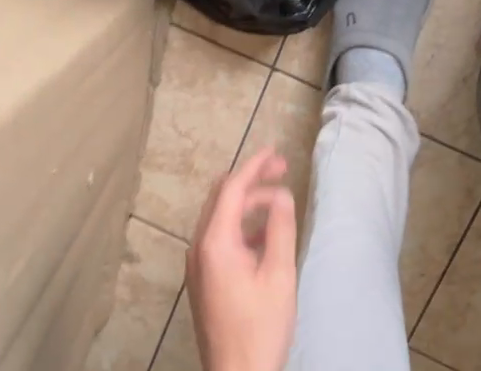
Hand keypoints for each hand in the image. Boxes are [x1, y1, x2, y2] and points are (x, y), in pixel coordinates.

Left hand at [187, 147, 298, 370]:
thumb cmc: (260, 328)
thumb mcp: (279, 276)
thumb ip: (279, 229)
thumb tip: (281, 194)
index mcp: (215, 242)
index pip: (233, 188)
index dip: (255, 165)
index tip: (276, 151)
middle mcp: (199, 247)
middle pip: (223, 197)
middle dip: (251, 179)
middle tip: (282, 171)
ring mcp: (197, 264)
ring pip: (220, 216)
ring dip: (247, 202)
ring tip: (277, 199)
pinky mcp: (202, 279)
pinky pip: (218, 237)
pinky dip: (240, 224)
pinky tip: (264, 234)